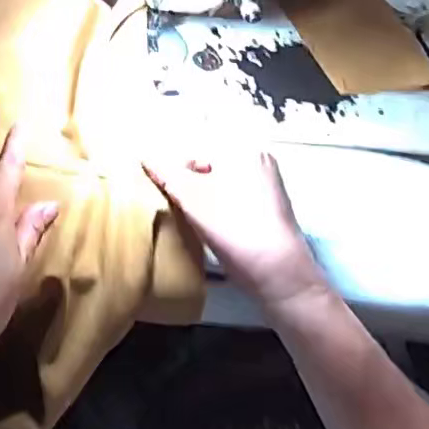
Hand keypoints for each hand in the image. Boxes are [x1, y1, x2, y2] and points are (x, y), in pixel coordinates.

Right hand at [143, 148, 333, 309]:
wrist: (283, 281)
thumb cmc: (237, 233)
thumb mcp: (193, 202)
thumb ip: (166, 175)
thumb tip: (144, 157)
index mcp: (242, 148)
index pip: (194, 147)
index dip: (175, 169)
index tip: (166, 192)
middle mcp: (258, 158)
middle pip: (208, 163)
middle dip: (188, 181)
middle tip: (178, 205)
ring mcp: (267, 182)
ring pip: (220, 180)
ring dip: (202, 194)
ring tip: (194, 217)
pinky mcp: (270, 205)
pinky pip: (233, 193)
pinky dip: (218, 204)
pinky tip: (212, 225)